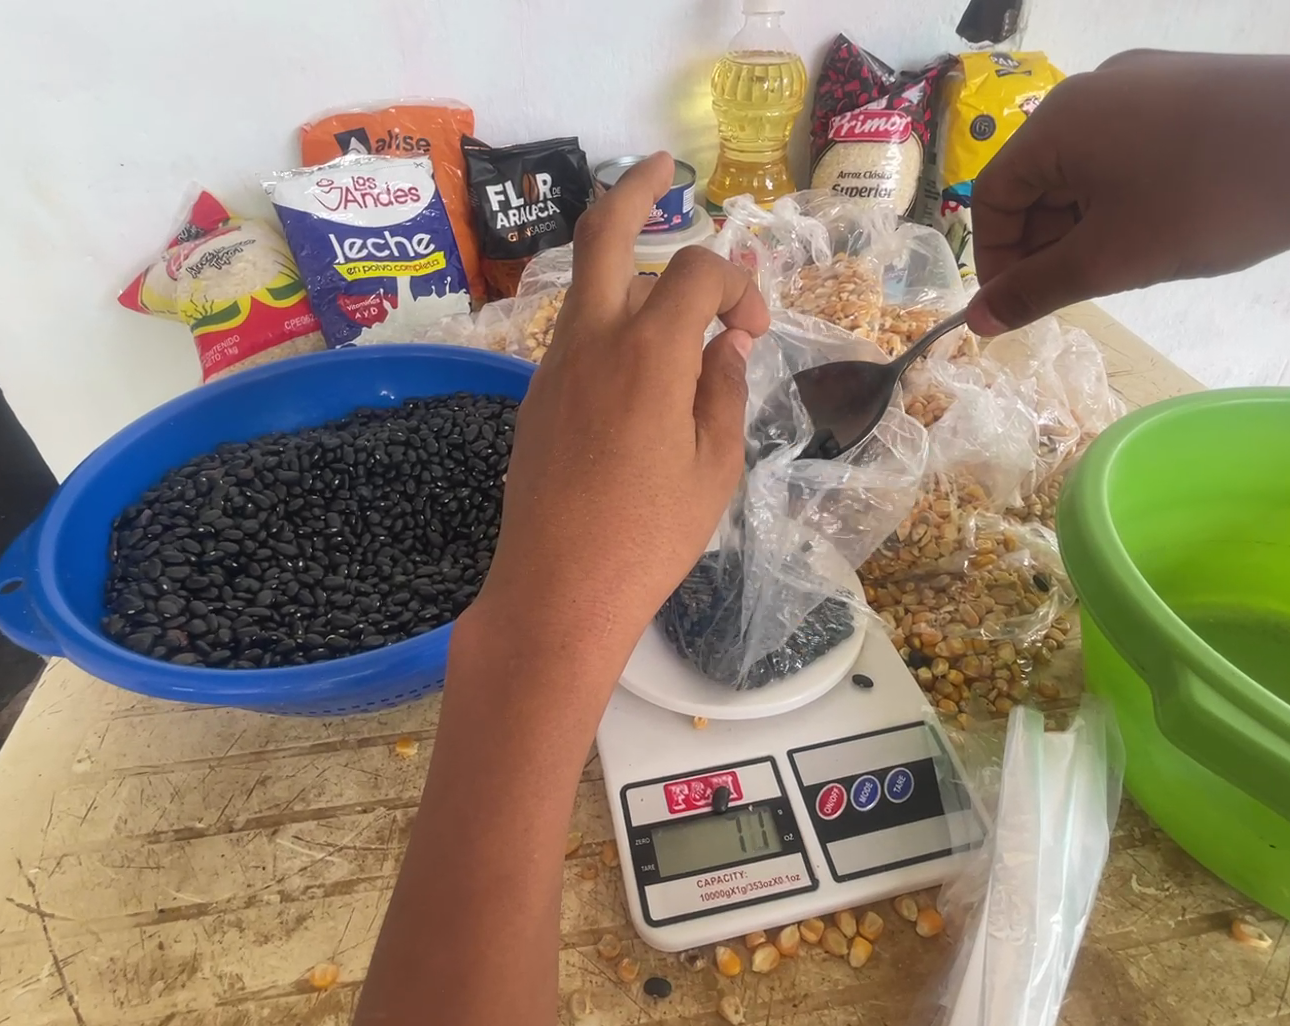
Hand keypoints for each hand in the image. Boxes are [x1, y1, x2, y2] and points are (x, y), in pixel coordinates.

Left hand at [475, 153, 769, 657]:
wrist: (557, 590)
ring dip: (628, 270)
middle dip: (637, 188)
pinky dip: (610, 325)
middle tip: (666, 170)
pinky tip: (638, 370)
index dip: (737, 285)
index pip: (698, 271)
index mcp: (648, 353)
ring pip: (587, 287)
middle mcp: (592, 340)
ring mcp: (553, 366)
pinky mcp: (535, 397)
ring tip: (671, 299)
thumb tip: (727, 346)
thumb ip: (724, 391)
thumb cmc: (649, 537)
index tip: (754, 330)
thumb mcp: (714, 468)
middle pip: (604, 233)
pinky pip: (575, 336)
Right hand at [965, 51, 1289, 334]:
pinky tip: (1159, 223)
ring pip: (1082, 171)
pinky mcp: (1191, 89)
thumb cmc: (1208, 203)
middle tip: (1080, 286)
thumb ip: (1032, 293)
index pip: (993, 197)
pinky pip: (1125, 152)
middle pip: (1036, 182)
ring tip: (1126, 259)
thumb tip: (976, 324)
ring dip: (1083, 226)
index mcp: (1059, 121)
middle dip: (1044, 243)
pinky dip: (1120, 198)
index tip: (1021, 303)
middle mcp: (1094, 90)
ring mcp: (1148, 82)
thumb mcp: (1106, 260)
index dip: (997, 259)